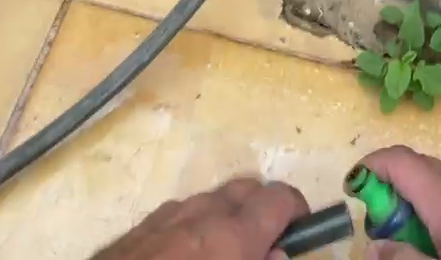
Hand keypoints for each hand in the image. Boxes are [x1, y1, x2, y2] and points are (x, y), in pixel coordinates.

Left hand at [90, 177, 309, 259]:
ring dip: (229, 218)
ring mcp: (166, 216)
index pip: (280, 198)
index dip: (298, 213)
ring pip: (212, 200)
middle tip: (268, 248)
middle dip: (264, 210)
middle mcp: (201, 213)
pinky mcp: (138, 228)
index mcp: (231, 236)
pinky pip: (179, 214)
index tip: (302, 234)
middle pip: (247, 188)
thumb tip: (276, 254)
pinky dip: (195, 227)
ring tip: (228, 256)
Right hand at [357, 147, 440, 259]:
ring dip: (411, 197)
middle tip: (373, 218)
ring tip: (401, 232)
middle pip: (417, 166)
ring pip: (436, 181)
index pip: (401, 160)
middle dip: (389, 184)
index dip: (371, 165)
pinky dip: (432, 206)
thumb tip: (372, 247)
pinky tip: (434, 239)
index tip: (350, 187)